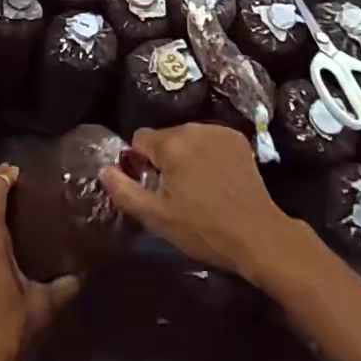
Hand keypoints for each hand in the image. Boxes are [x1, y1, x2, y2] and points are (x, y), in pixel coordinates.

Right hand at [99, 124, 305, 281]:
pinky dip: (207, 153)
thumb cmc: (203, 228)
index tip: (150, 185)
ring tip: (195, 187)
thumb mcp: (156, 217)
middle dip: (164, 159)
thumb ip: (124, 191)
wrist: (256, 233)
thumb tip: (105, 169)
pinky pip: (210, 140)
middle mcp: (194, 127)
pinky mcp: (237, 138)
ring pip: (188, 137)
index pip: (140, 138)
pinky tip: (215, 178)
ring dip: (185, 155)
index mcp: (171, 142)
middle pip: (165, 137)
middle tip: (173, 192)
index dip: (139, 162)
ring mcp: (219, 130)